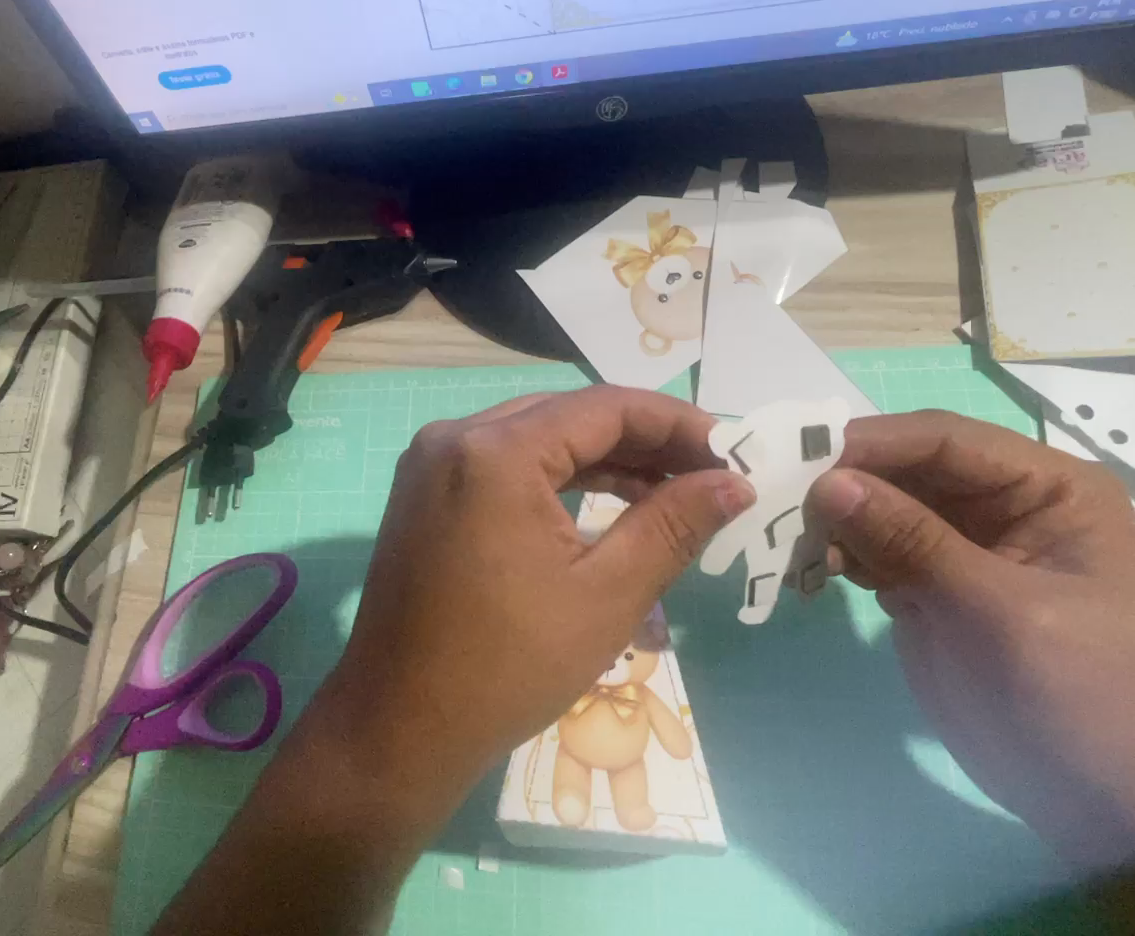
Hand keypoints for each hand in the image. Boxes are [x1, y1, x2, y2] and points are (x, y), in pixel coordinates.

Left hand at [313, 386, 753, 792]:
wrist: (398, 726)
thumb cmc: (507, 668)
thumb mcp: (606, 595)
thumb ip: (673, 525)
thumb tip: (735, 482)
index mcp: (495, 452)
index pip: (604, 407)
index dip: (677, 424)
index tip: (734, 451)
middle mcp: (455, 437)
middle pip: (567, 416)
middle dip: (643, 441)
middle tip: (709, 474)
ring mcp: (431, 462)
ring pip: (535, 437)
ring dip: (602, 459)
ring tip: (670, 491)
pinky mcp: (424, 491)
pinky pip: (503, 464)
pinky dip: (555, 478)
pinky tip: (606, 501)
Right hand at [805, 411, 1134, 869]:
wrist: (1102, 803)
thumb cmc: (1079, 696)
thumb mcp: (996, 610)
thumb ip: (910, 540)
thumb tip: (827, 481)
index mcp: (1047, 489)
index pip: (944, 440)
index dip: (871, 443)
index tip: (797, 460)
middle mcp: (1002, 503)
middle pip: (903, 467)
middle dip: (843, 483)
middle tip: (778, 506)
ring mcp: (961, 543)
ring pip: (878, 505)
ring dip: (832, 521)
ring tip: (794, 551)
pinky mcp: (927, 581)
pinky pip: (869, 547)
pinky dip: (836, 554)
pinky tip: (813, 576)